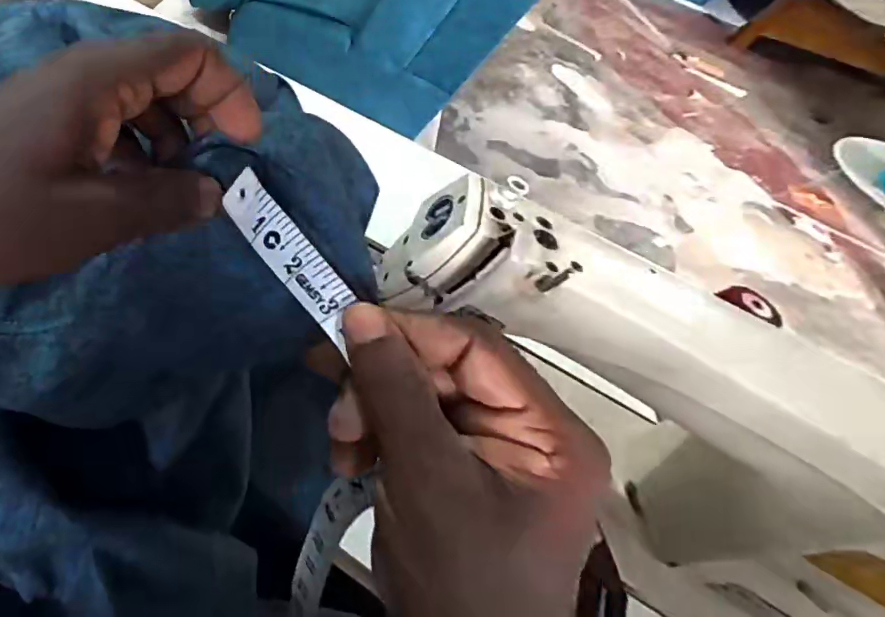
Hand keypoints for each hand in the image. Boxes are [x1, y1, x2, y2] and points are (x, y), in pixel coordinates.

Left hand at [0, 32, 261, 287]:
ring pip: (129, 99)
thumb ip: (161, 201)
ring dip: (161, 139)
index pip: (188, 55)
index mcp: (98, 77)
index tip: (246, 148)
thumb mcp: (89, 217)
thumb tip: (213, 193)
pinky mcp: (28, 116)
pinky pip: (96, 118)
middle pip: (161, 72)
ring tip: (168, 194)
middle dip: (198, 119)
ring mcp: (48, 91)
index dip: (229, 93)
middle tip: (211, 177)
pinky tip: (119, 193)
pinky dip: (124, 148)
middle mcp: (76, 70)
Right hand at [327, 305, 608, 615]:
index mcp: (546, 429)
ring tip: (341, 445)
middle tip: (338, 411)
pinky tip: (350, 460)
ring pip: (409, 387)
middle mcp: (520, 426)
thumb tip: (359, 311)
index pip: (472, 346)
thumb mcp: (426, 476)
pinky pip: (400, 416)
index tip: (347, 334)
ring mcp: (482, 443)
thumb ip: (393, 388)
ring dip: (365, 408)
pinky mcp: (448, 459)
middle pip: (434, 366)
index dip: (408, 332)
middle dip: (377, 384)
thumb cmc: (461, 574)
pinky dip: (367, 430)